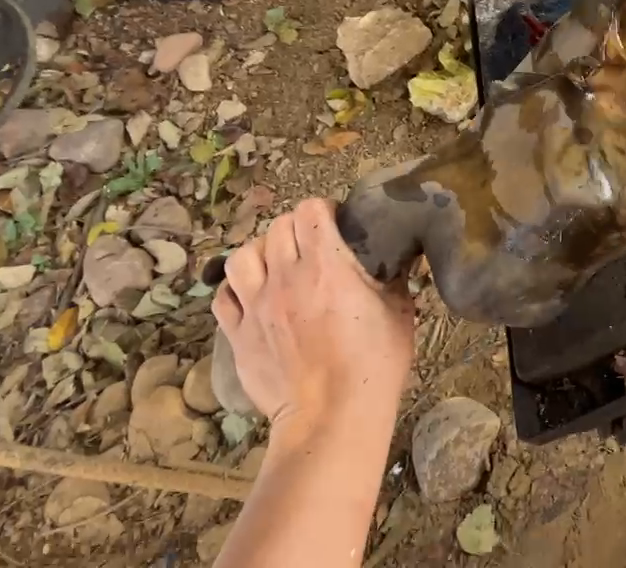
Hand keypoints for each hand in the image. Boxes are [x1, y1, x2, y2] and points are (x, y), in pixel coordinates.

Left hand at [211, 198, 414, 437]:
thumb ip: (394, 276)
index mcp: (328, 266)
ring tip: (279, 265)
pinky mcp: (237, 335)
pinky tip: (257, 297)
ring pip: (241, 255)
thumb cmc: (375, 361)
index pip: (310, 211)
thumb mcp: (400, 310)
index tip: (338, 222)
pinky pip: (224, 296)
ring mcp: (256, 307)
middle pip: (276, 227)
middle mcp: (286, 278)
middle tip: (314, 243)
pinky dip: (238, 288)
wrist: (332, 415)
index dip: (324, 210)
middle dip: (296, 227)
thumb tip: (402, 255)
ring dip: (262, 252)